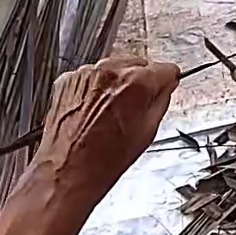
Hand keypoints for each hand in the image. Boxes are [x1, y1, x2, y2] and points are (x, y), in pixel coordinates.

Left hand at [32, 55, 180, 206]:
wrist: (68, 169)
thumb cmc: (103, 159)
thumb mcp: (147, 131)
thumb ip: (161, 101)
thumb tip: (165, 88)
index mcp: (136, 83)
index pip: (165, 68)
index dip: (167, 80)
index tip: (166, 86)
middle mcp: (110, 72)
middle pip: (138, 65)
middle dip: (141, 82)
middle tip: (136, 107)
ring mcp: (86, 74)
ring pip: (114, 69)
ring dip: (117, 84)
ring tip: (112, 114)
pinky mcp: (68, 80)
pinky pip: (91, 77)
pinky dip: (95, 89)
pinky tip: (95, 112)